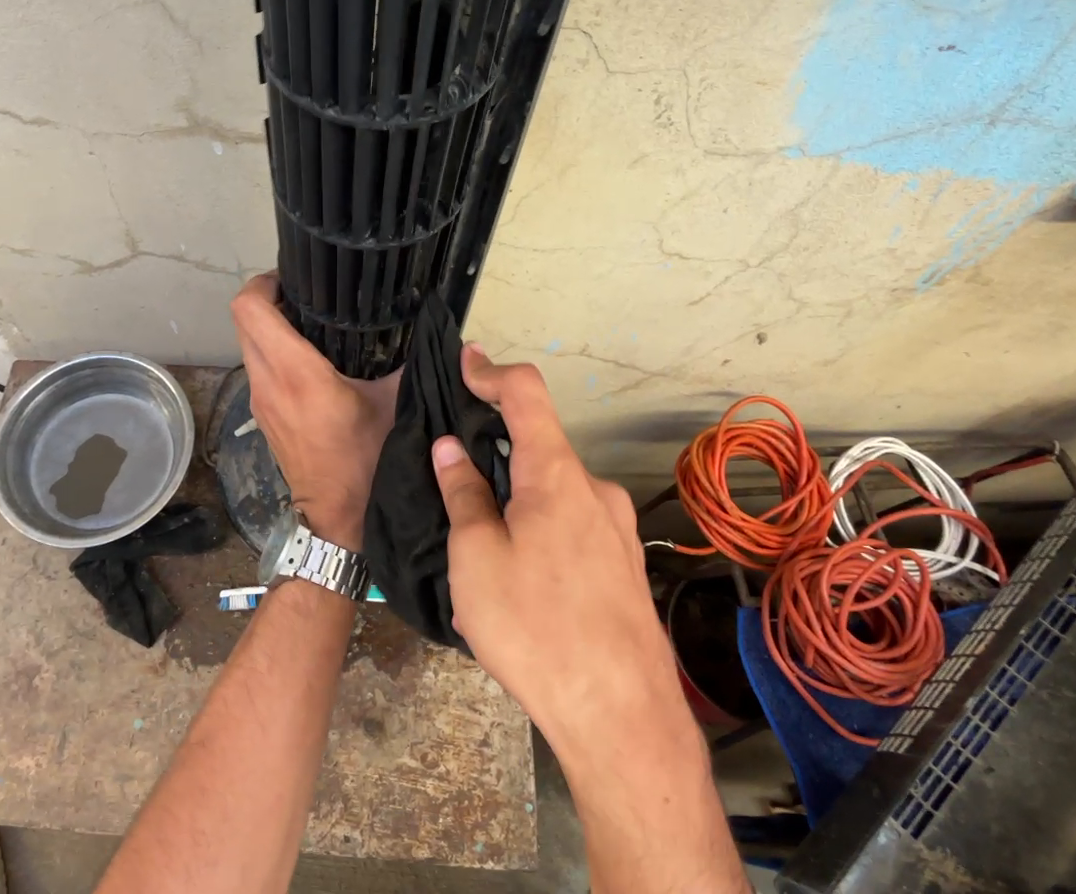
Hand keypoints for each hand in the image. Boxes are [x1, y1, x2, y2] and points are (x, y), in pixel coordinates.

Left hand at [230, 274, 400, 548]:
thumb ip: (409, 363)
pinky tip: (308, 359)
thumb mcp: (396, 405)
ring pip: (248, 345)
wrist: (339, 519)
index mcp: (296, 373)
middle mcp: (267, 382)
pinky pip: (257, 368)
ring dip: (269, 328)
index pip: (251, 308)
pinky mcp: (261, 416)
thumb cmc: (368, 460)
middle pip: (243, 320)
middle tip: (306, 295)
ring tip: (310, 324)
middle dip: (268, 300)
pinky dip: (272, 353)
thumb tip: (430, 331)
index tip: (294, 278)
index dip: (264, 282)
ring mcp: (259, 401)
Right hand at [431, 345, 692, 764]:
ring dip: (515, 501)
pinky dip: (538, 528)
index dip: (490, 371)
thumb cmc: (535, 626)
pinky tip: (520, 580)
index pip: (525, 394)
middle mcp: (594, 489)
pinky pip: (572, 525)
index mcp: (556, 475)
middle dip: (494, 456)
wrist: (620, 712)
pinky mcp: (623, 563)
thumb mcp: (476, 558)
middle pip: (538, 448)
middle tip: (453, 488)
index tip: (462, 362)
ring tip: (481, 552)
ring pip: (554, 493)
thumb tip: (452, 448)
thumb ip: (464, 495)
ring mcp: (616, 528)